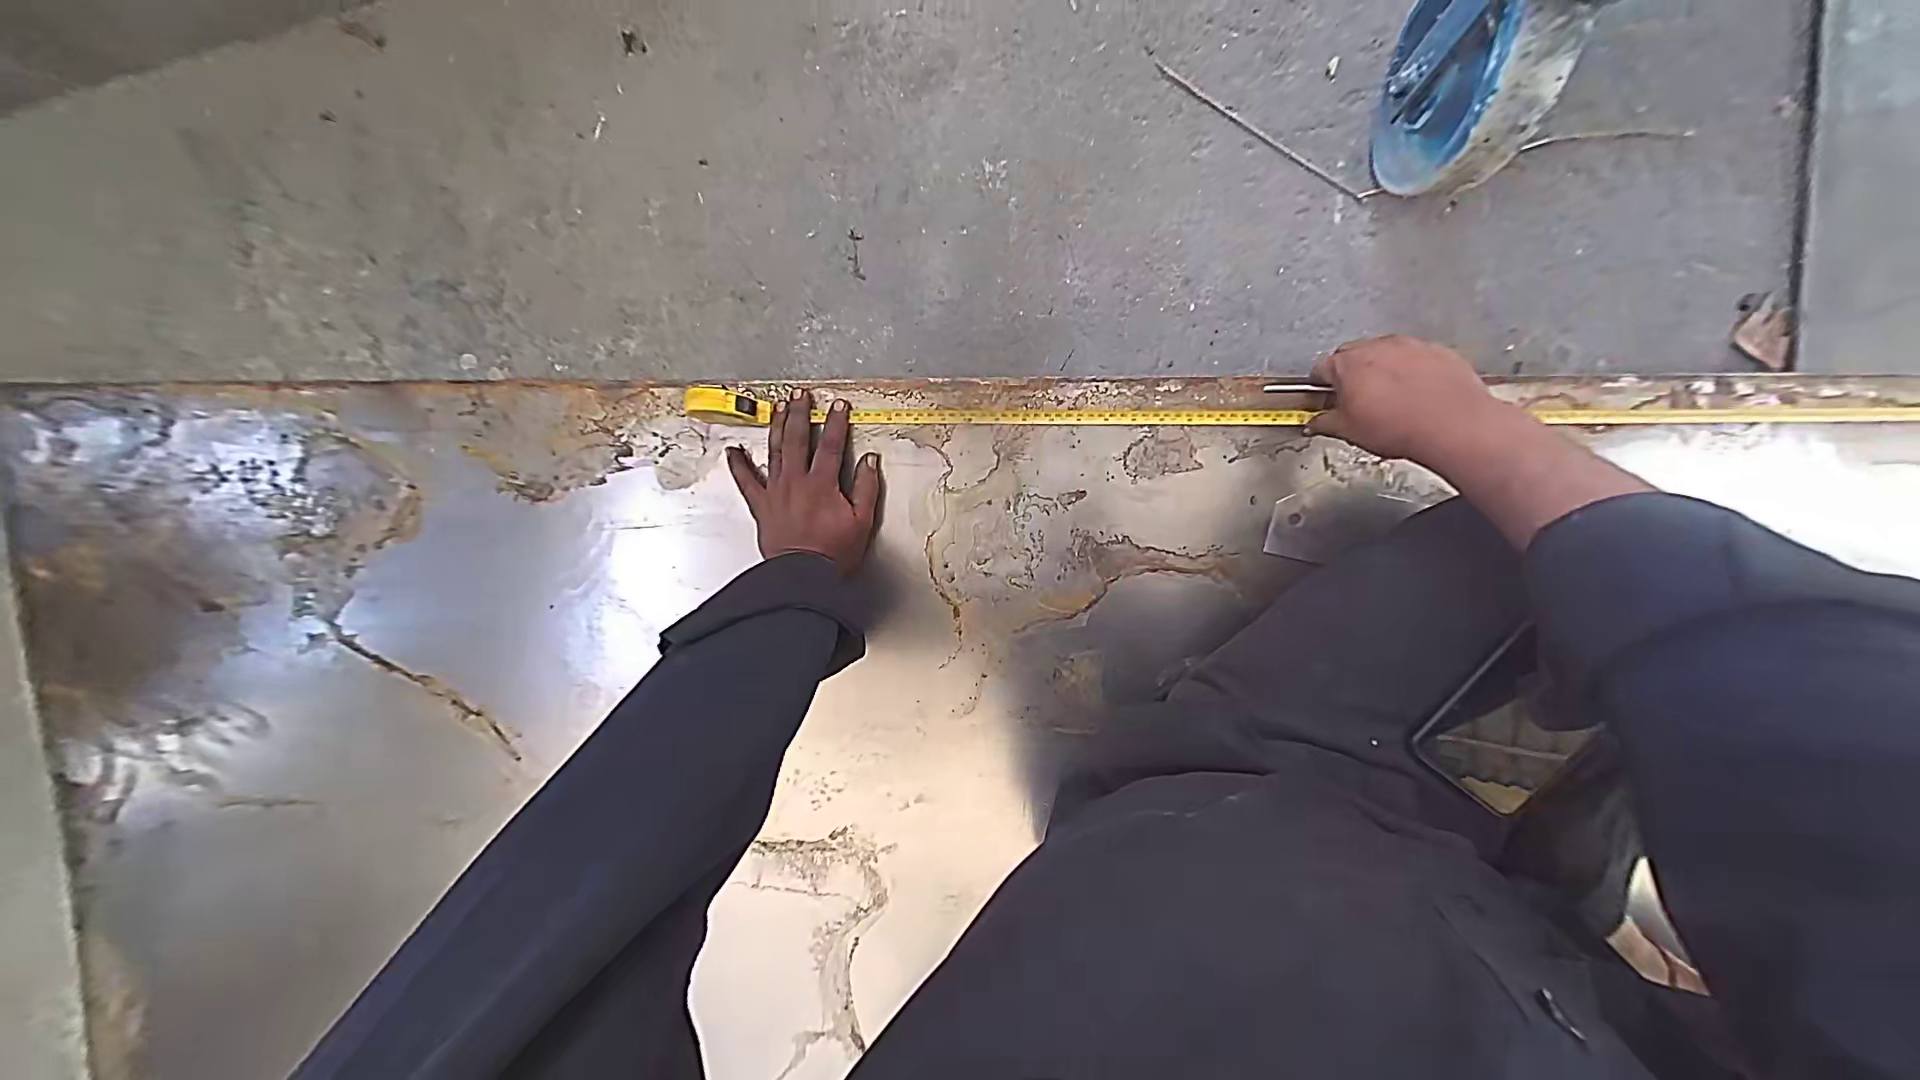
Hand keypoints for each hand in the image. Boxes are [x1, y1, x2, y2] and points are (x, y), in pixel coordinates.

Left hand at [726, 389, 881, 576]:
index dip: (836, 423)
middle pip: (798, 439)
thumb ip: (866, 488)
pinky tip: (734, 451)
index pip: (831, 445)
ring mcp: (776, 492)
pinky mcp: (762, 506)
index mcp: (822, 485)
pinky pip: (747, 481)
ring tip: (778, 408)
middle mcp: (796, 482)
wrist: (803, 575)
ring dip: (776, 427)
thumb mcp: (862, 521)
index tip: (838, 406)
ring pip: (774, 451)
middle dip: (800, 414)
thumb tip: (869, 462)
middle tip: (801, 395)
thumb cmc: (833, 553)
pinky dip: (738, 465)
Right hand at [1304, 335, 1523, 464]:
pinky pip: (1415, 359)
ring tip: (1389, 400)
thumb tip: (1316, 423)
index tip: (1327, 400)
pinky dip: (1411, 372)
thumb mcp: (1347, 431)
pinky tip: (1414, 396)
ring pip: (1385, 354)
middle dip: (1350, 375)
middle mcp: (1377, 347)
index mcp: (1347, 364)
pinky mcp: (1438, 351)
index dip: (1321, 387)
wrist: (1453, 426)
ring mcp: (1410, 346)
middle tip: (1356, 401)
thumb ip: (1324, 423)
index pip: (1321, 369)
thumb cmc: (1399, 426)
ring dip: (1382, 371)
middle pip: (1352, 356)